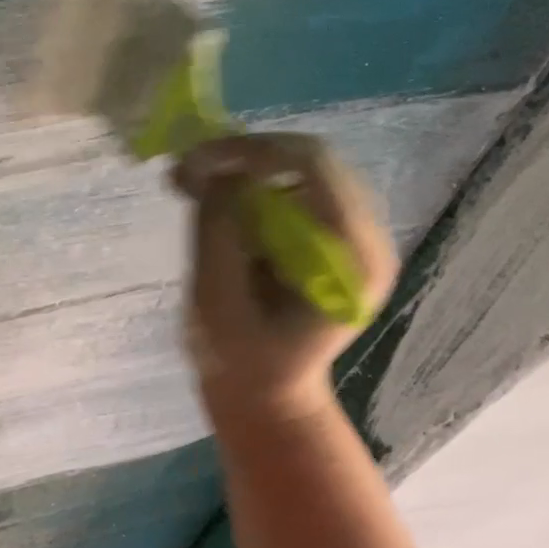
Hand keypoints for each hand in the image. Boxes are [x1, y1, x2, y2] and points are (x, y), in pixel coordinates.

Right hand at [170, 133, 397, 423]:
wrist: (267, 395)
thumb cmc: (242, 364)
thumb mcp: (218, 304)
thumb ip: (218, 236)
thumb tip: (214, 173)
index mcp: (352, 260)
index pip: (316, 168)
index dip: (254, 152)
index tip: (197, 162)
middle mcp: (364, 238)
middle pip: (310, 162)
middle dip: (242, 158)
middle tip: (184, 172)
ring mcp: (350, 236)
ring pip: (298, 172)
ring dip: (242, 171)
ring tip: (190, 184)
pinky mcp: (329, 238)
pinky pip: (291, 192)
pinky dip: (249, 189)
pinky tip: (214, 201)